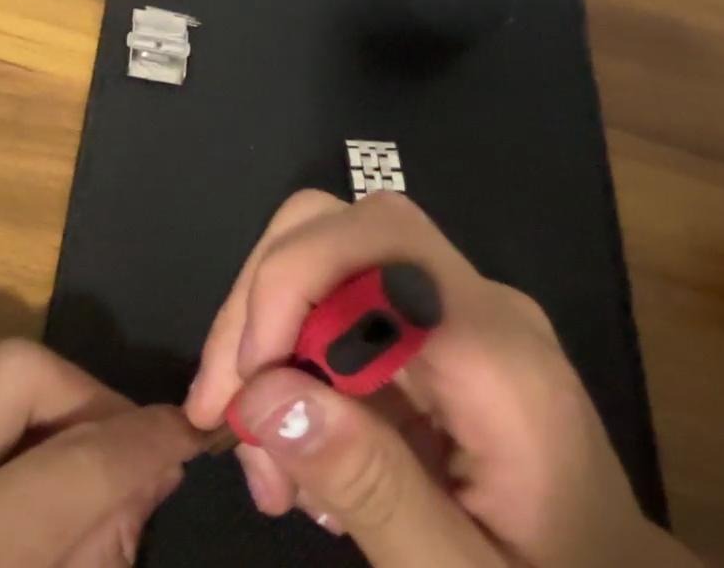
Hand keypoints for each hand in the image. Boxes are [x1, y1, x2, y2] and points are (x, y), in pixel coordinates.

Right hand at [184, 190, 697, 567]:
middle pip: (334, 233)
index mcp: (500, 357)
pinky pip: (333, 313)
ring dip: (263, 347)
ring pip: (320, 266)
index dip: (289, 281)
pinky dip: (288, 368)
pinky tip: (293, 456)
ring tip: (265, 469)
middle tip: (223, 419)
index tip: (242, 389)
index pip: (378, 239)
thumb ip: (373, 490)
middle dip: (257, 312)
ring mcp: (453, 315)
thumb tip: (265, 394)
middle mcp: (476, 308)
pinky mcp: (430, 337)